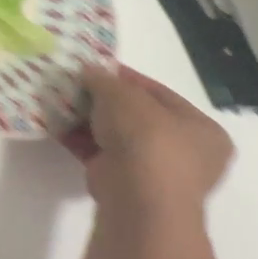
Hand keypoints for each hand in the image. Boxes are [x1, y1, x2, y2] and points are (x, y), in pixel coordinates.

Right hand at [65, 65, 233, 217]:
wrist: (137, 192)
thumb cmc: (145, 136)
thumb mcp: (121, 93)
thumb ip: (103, 78)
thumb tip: (89, 72)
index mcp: (202, 130)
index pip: (158, 93)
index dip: (123, 76)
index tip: (91, 66)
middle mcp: (187, 151)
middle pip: (135, 114)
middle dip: (100, 99)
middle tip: (72, 82)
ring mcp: (156, 168)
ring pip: (115, 133)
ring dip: (86, 117)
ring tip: (57, 99)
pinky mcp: (127, 180)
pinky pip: (100, 150)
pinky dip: (78, 137)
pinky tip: (55, 122)